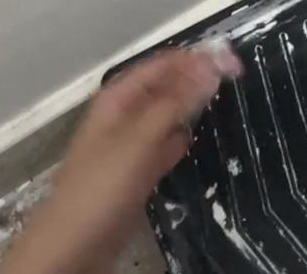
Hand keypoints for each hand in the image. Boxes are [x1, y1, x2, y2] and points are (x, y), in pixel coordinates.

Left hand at [2, 46, 239, 273]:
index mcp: (119, 96)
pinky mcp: (136, 171)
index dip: (195, 58)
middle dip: (195, 78)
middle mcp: (124, 114)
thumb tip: (211, 66)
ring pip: (166, 115)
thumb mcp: (140, 138)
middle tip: (234, 76)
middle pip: (165, 86)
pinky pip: (163, 144)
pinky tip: (194, 139)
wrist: (72, 248)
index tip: (231, 60)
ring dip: (189, 106)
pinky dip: (179, 138)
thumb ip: (176, 102)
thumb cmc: (101, 185)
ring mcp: (130, 143)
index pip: (163, 64)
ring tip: (221, 99)